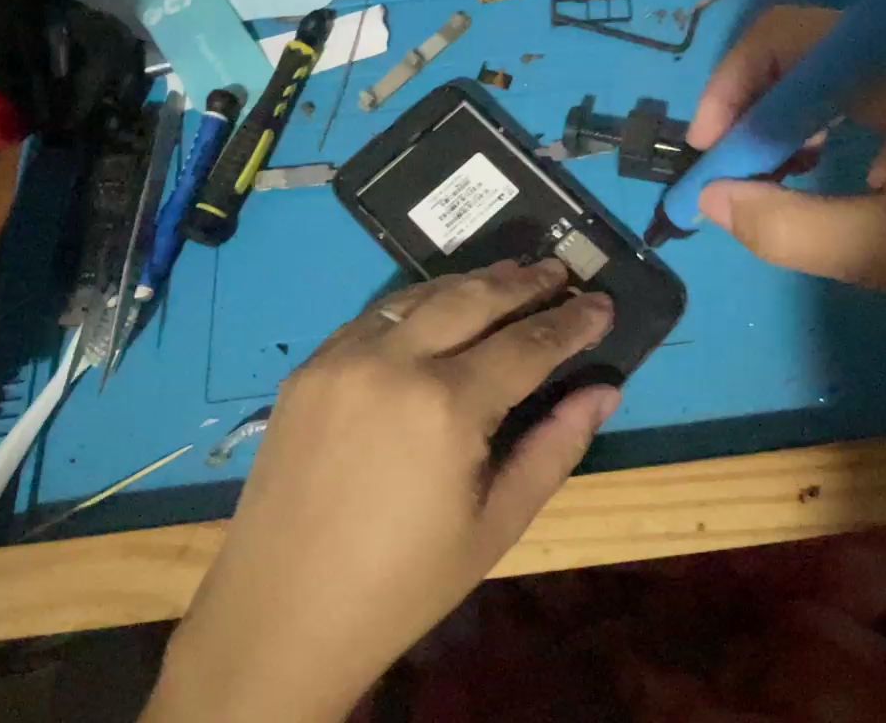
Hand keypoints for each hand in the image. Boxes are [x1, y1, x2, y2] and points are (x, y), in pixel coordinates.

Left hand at [144, 259, 616, 721]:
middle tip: (561, 270)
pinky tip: (442, 307)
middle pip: (474, 299)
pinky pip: (376, 316)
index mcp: (445, 407)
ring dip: (473, 283)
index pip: (527, 344)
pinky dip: (420, 303)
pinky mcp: (308, 367)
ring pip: (422, 296)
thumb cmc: (404, 582)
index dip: (572, 322)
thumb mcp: (498, 524)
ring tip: (512, 276)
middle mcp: (392, 363)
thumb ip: (556, 447)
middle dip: (525, 282)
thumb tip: (605, 390)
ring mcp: (342, 358)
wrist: (281, 615)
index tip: (604, 303)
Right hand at [686, 6, 885, 334]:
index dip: (727, 92)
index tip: (708, 159)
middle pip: (802, 44)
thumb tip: (708, 201)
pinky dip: (827, 114)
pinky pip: (865, 76)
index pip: (781, 38)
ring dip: (786, 113)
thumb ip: (781, 226)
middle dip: (752, 108)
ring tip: (769, 174)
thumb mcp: (880, 251)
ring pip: (830, 62)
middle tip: (733, 172)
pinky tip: (819, 161)